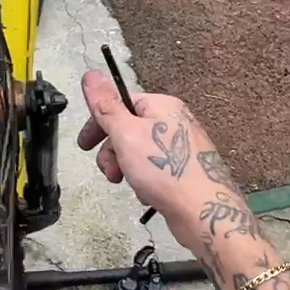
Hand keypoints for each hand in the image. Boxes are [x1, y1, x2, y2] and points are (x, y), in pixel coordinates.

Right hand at [77, 71, 249, 258]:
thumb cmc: (170, 172)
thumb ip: (106, 106)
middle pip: (127, 129)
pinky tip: (146, 193)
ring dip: (125, 168)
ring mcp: (180, 148)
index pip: (120, 103)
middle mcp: (174, 123)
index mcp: (162, 106)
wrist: (203, 212)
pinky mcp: (182, 171)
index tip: (86, 143)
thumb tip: (92, 76)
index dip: (99, 124)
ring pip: (137, 152)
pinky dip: (143, 181)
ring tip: (128, 182)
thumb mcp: (126, 134)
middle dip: (112, 151)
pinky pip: (152, 170)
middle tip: (109, 169)